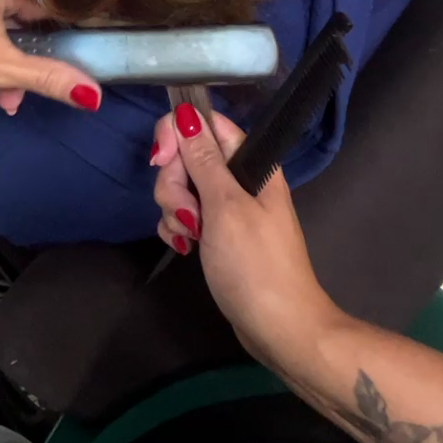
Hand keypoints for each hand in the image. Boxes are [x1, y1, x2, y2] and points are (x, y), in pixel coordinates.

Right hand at [168, 102, 340, 362]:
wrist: (280, 330)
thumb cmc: (256, 265)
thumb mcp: (225, 207)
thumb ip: (202, 158)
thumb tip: (186, 113)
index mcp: (250, 163)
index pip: (205, 123)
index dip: (177, 134)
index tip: (161, 160)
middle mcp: (238, 177)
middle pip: (187, 155)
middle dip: (174, 182)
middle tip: (189, 214)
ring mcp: (227, 206)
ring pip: (181, 185)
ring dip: (174, 208)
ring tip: (191, 237)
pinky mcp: (217, 231)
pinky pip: (185, 213)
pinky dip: (178, 227)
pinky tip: (185, 247)